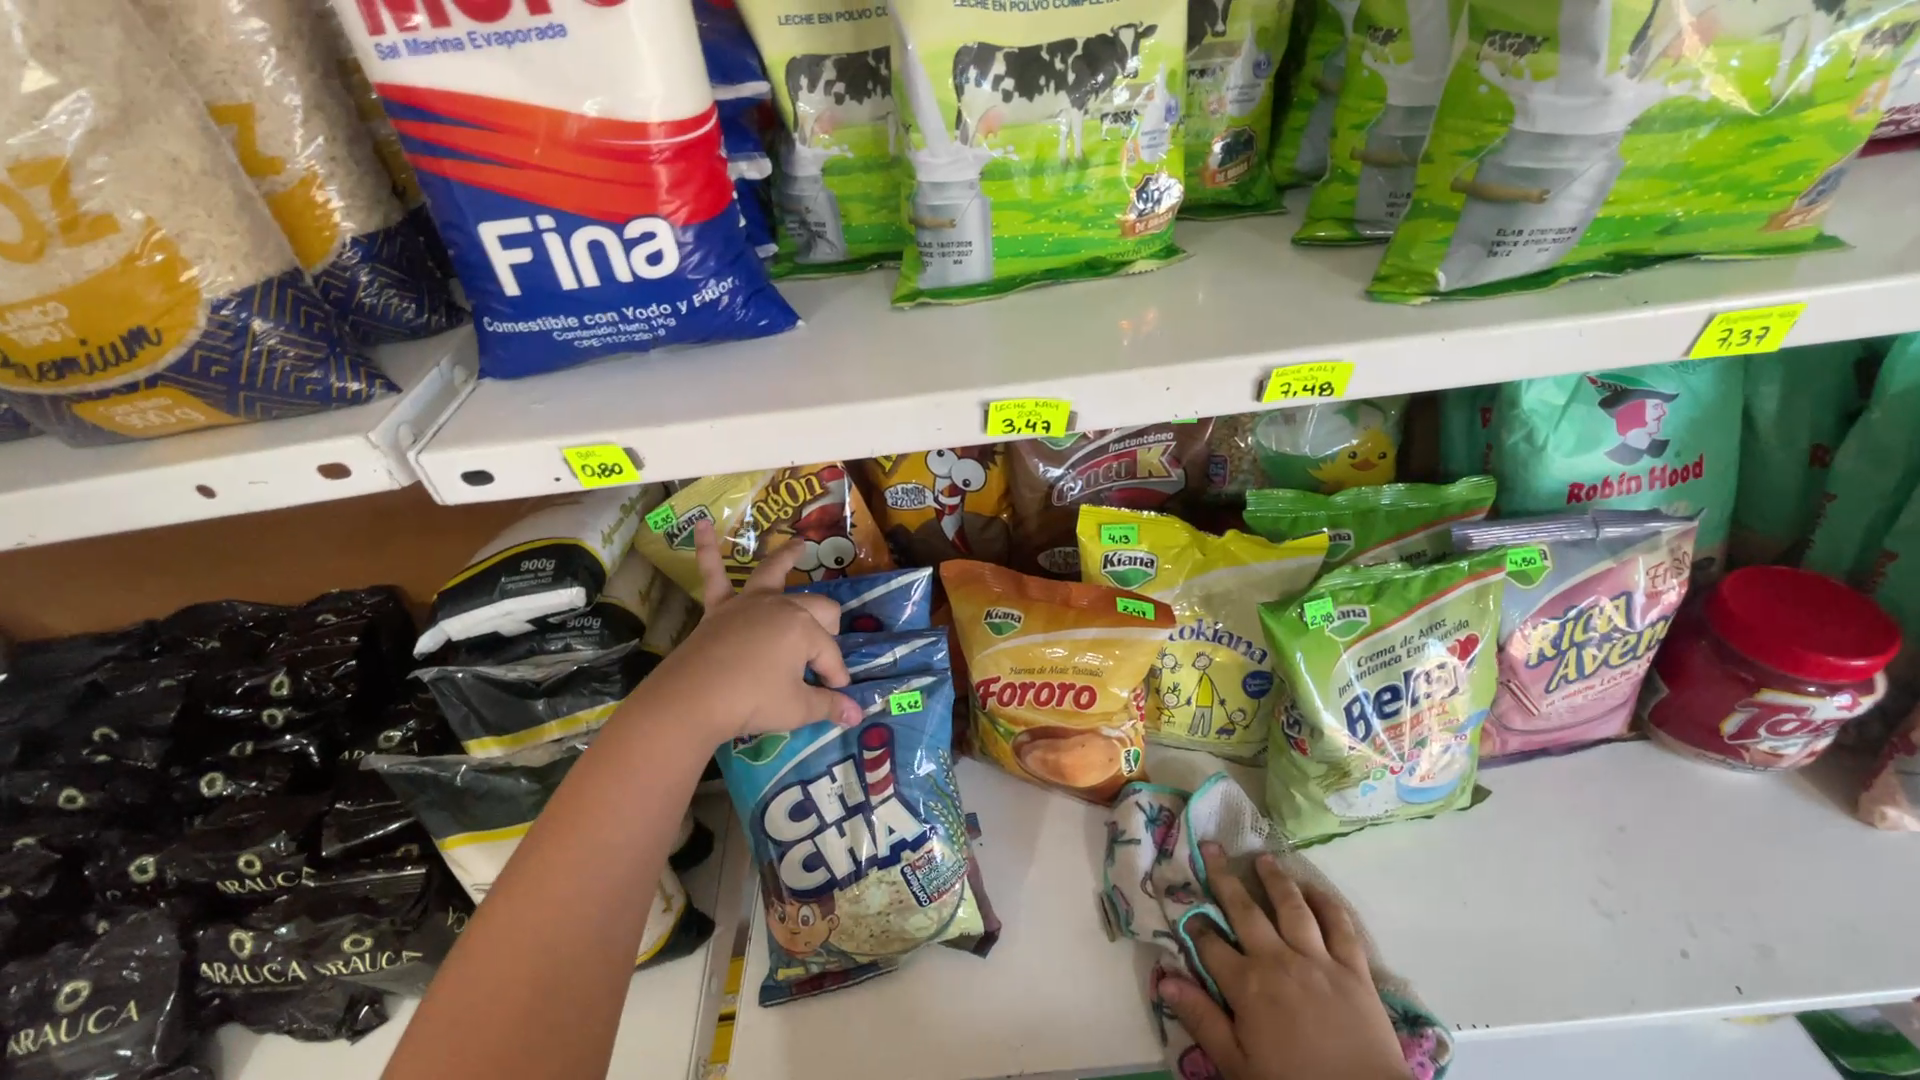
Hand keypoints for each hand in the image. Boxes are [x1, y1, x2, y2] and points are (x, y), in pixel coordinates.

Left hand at [642, 520, 860, 742]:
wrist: (693, 700)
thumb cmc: (752, 702)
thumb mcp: (798, 709)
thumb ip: (829, 706)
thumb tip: (858, 715)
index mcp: (804, 627)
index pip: (830, 653)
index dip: (835, 677)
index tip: (833, 697)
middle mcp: (780, 606)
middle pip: (817, 610)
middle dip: (827, 631)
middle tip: (820, 659)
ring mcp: (748, 603)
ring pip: (773, 573)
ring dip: (787, 557)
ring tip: (799, 545)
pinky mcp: (718, 608)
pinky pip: (711, 573)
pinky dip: (705, 548)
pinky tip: (700, 525)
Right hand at [1160, 842, 1407, 1079]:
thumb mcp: (1236, 1063)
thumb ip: (1201, 1018)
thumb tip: (1163, 979)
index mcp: (1246, 985)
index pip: (1209, 943)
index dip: (1194, 922)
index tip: (1183, 906)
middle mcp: (1278, 960)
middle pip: (1245, 910)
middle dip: (1224, 877)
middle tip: (1212, 847)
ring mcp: (1319, 960)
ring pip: (1292, 907)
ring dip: (1275, 880)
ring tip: (1263, 857)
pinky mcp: (1354, 968)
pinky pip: (1340, 925)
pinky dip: (1327, 903)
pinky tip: (1314, 889)